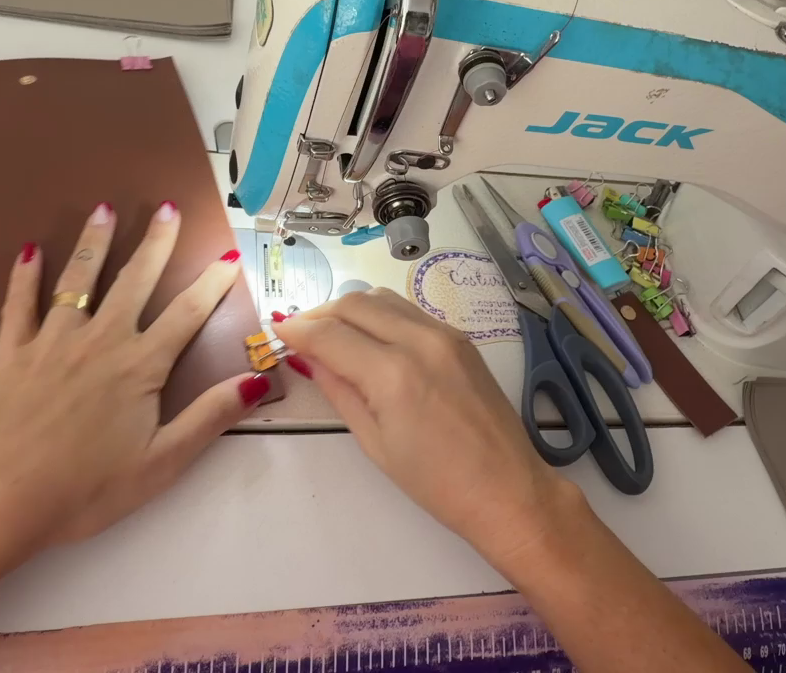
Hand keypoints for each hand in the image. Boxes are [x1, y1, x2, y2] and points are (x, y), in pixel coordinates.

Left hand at [0, 202, 269, 595]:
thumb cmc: (84, 490)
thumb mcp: (160, 464)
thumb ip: (209, 417)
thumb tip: (256, 381)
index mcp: (140, 365)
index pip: (187, 313)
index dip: (212, 282)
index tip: (229, 254)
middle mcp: (101, 340)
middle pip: (135, 280)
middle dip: (155, 242)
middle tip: (167, 208)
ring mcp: (53, 340)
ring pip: (79, 280)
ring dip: (95, 242)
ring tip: (104, 209)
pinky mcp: (12, 352)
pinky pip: (19, 304)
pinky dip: (24, 277)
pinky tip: (29, 251)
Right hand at [272, 289, 576, 569]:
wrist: (508, 488)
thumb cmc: (436, 482)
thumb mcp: (375, 442)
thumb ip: (338, 391)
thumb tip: (307, 357)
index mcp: (393, 375)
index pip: (330, 334)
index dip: (297, 330)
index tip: (277, 332)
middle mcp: (419, 340)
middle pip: (353, 303)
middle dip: (319, 313)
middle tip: (299, 333)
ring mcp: (444, 332)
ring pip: (381, 297)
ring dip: (349, 308)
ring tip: (332, 333)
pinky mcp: (459, 335)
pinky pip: (408, 309)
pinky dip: (380, 313)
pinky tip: (370, 336)